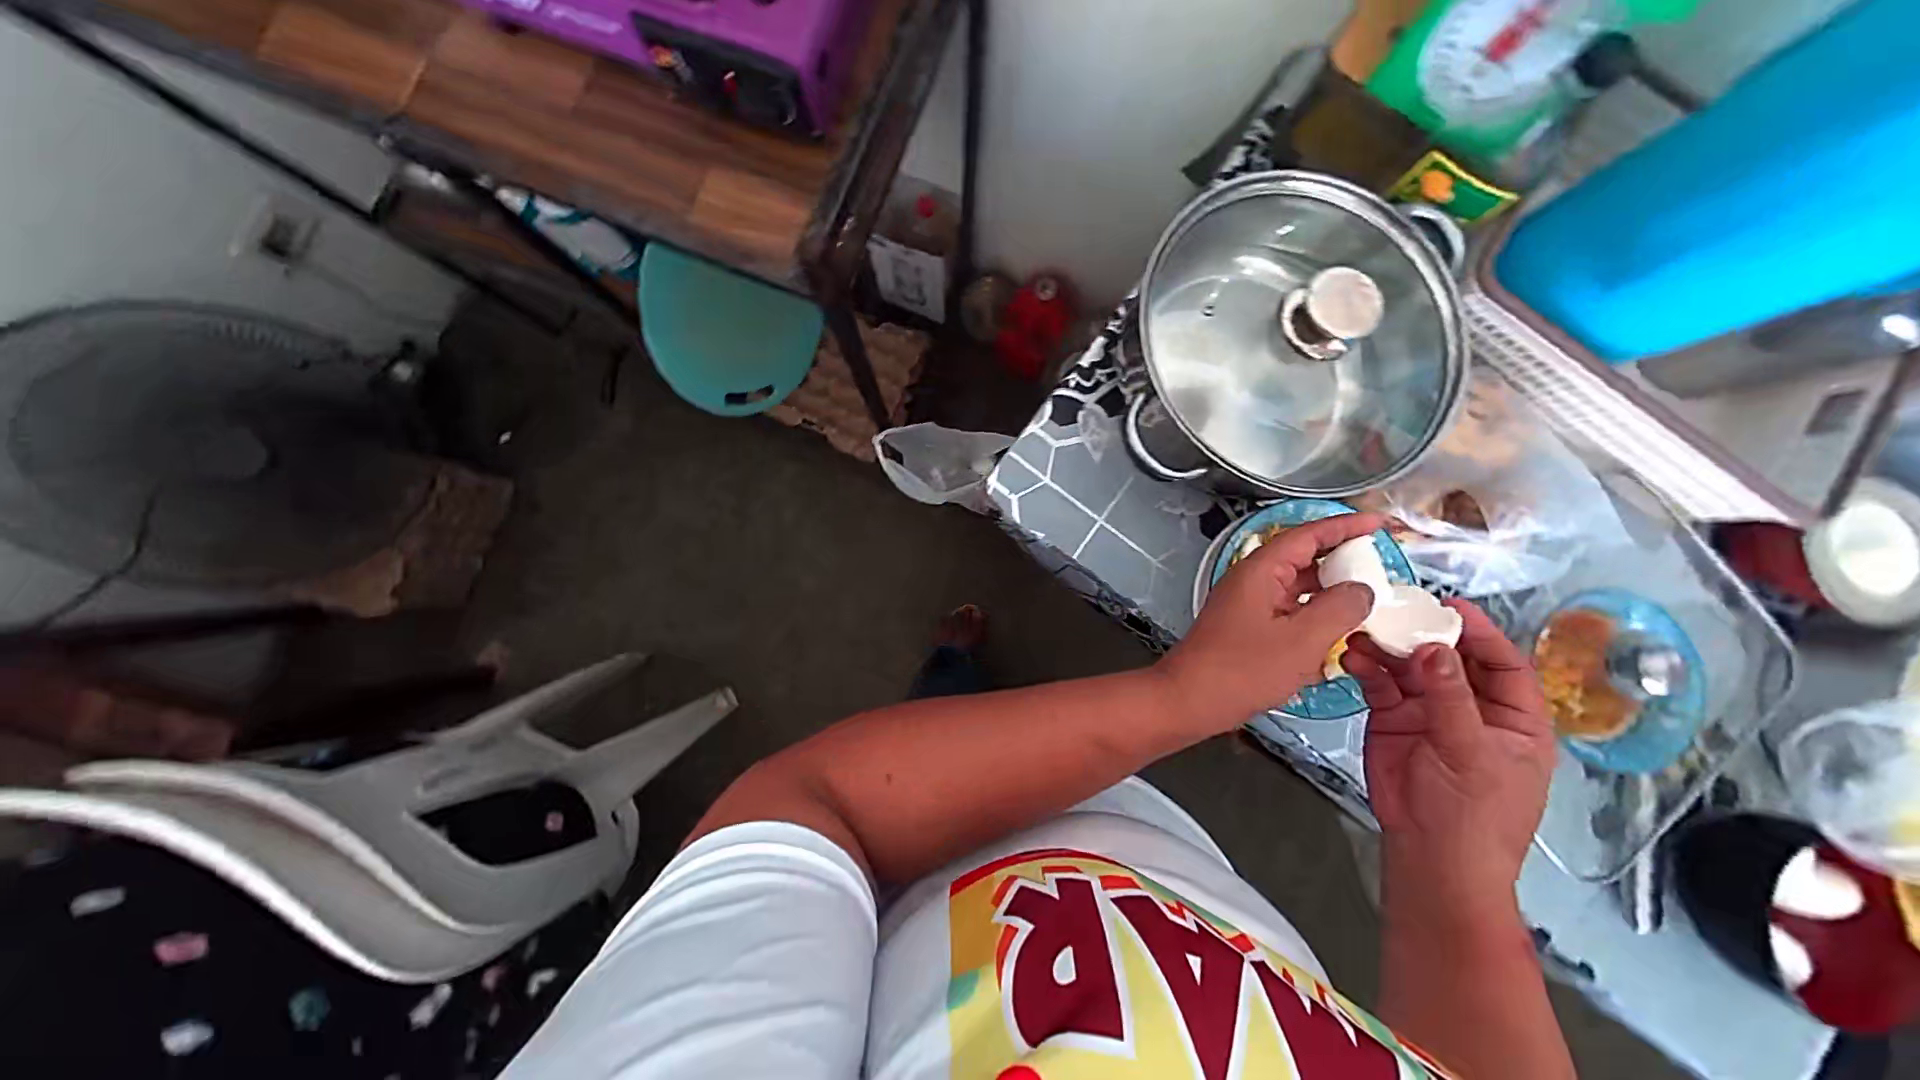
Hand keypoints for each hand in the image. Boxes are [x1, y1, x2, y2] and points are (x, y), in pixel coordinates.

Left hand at [1156, 514, 1381, 733]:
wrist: (1188, 700)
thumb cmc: (1241, 669)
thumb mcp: (1302, 639)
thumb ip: (1340, 609)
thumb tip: (1362, 590)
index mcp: (1261, 570)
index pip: (1309, 535)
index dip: (1346, 526)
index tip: (1380, 523)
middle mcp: (1252, 581)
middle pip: (1303, 559)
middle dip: (1343, 561)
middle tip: (1382, 567)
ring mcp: (1248, 605)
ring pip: (1297, 589)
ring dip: (1330, 593)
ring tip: (1369, 601)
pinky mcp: (1247, 629)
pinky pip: (1288, 613)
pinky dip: (1313, 618)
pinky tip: (1337, 635)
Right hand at [1345, 600, 1555, 914]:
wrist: (1432, 854)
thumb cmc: (1475, 814)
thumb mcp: (1472, 754)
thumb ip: (1450, 699)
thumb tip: (1433, 650)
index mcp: (1513, 718)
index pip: (1502, 664)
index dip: (1481, 633)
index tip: (1451, 607)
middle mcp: (1471, 708)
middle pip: (1449, 659)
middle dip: (1424, 635)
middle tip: (1397, 611)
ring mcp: (1429, 712)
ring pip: (1409, 668)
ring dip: (1389, 649)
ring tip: (1365, 633)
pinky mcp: (1392, 719)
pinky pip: (1381, 685)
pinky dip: (1367, 669)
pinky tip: (1354, 657)